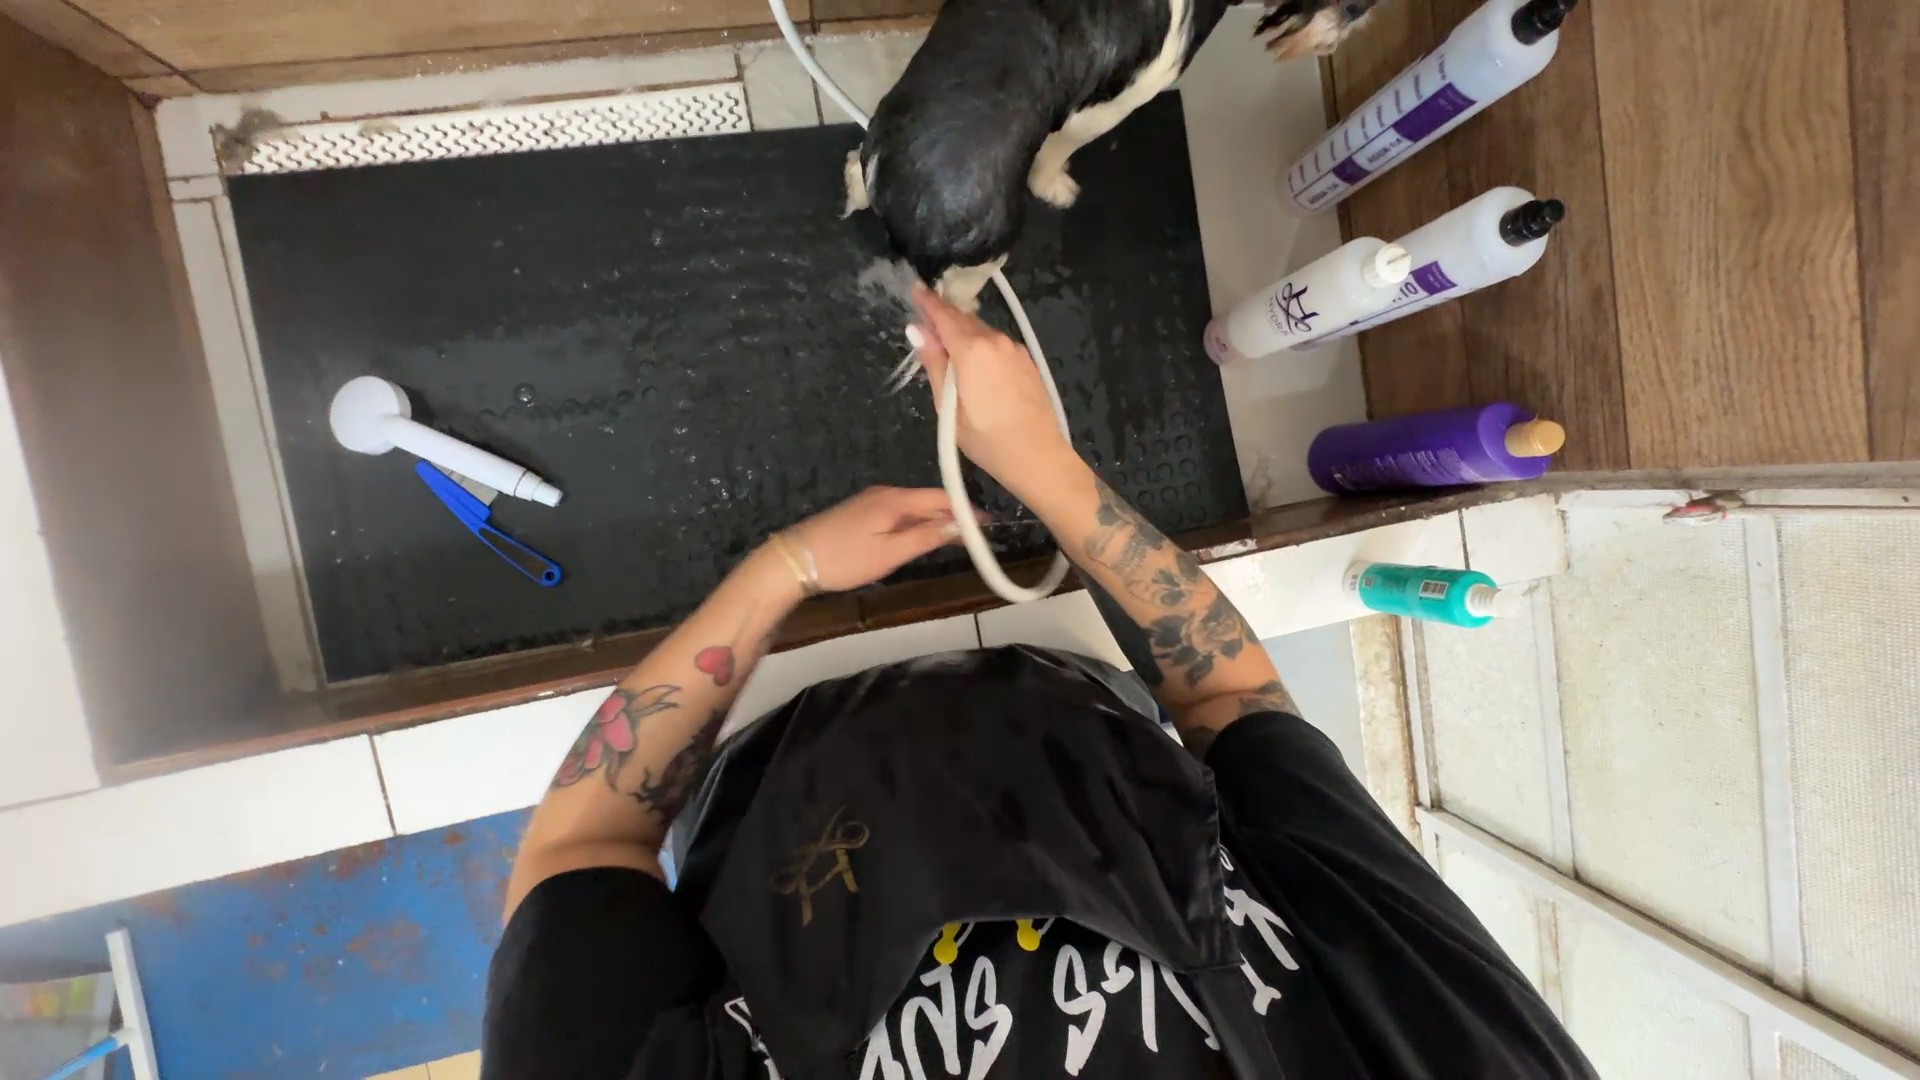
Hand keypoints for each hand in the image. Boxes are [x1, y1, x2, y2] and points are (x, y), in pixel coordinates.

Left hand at [782, 486, 978, 591]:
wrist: (794, 560)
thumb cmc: (844, 559)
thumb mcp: (890, 553)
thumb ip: (926, 538)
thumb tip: (959, 527)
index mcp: (895, 499)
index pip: (941, 498)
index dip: (967, 510)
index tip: (989, 523)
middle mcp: (886, 493)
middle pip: (929, 501)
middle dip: (954, 516)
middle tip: (978, 536)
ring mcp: (871, 501)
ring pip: (914, 508)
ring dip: (936, 521)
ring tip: (958, 540)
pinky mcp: (861, 513)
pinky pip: (899, 514)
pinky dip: (917, 524)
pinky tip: (922, 538)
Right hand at [910, 286, 1073, 488]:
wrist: (1038, 455)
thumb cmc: (987, 439)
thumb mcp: (949, 409)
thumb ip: (934, 365)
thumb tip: (916, 330)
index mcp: (971, 350)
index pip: (944, 316)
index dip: (928, 302)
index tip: (916, 289)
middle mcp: (995, 341)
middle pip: (964, 320)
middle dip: (945, 317)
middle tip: (927, 321)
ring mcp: (1015, 350)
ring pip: (983, 332)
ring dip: (964, 332)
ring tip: (950, 344)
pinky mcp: (1027, 362)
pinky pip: (998, 345)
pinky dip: (982, 345)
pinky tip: (978, 363)